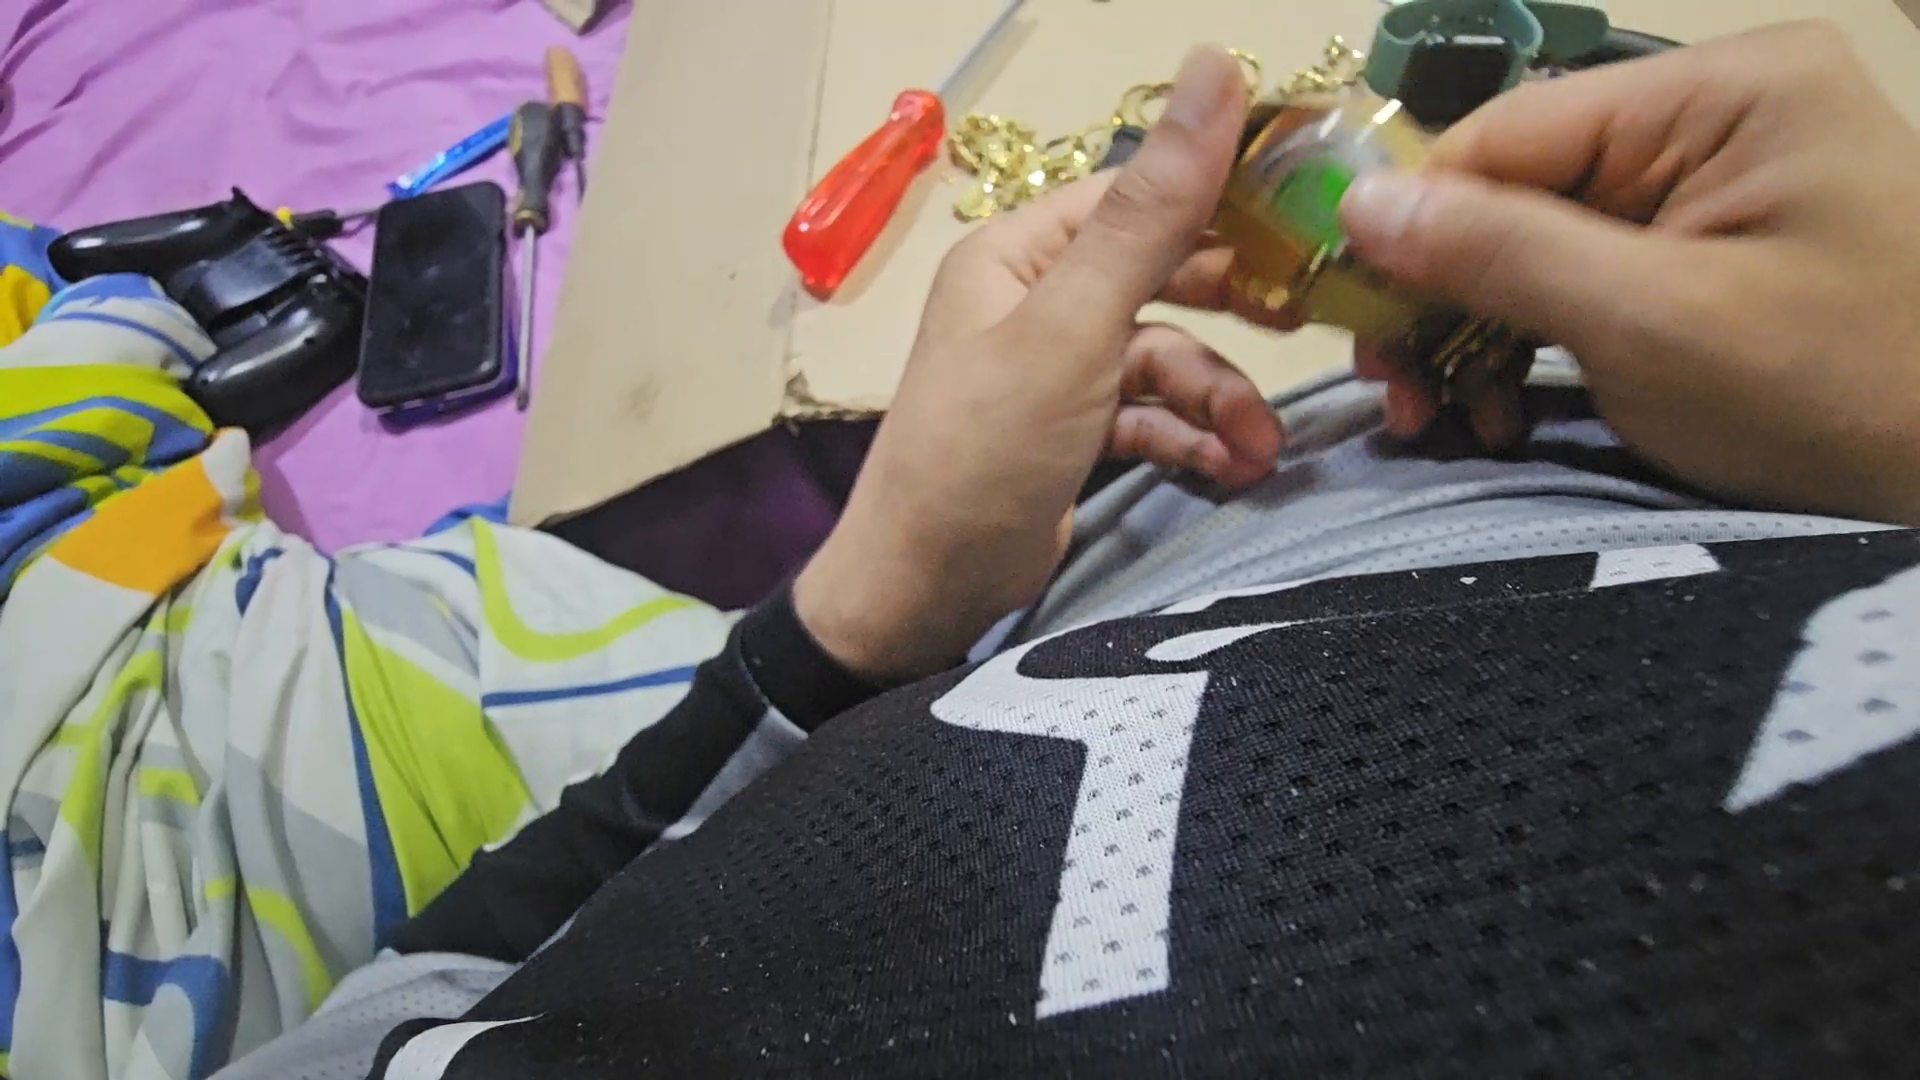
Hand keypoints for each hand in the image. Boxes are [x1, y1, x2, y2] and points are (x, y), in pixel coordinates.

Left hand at [794, 46, 1283, 682]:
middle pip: (1157, 280)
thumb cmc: (987, 445)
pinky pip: (1145, 418)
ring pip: (1160, 362)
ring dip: (1214, 401)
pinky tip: (1228, 466)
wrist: (929, 582)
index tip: (1310, 214)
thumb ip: (1149, 215)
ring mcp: (1056, 374)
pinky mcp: (1072, 435)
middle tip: (1304, 320)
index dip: (1221, 199)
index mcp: (1019, 257)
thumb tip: (1216, 64)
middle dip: (1229, 312)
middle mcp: (1035, 305)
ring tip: (1258, 449)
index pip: (1135, 197)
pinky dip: (1186, 438)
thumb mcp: (1071, 326)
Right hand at [1337, 20, 1919, 523]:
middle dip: (1427, 304)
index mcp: (1706, 98)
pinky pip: (1533, 300)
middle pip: (1489, 205)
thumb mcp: (1644, 318)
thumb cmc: (1828, 389)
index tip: (1352, 319)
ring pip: (1497, 261)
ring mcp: (1667, 204)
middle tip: (1391, 388)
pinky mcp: (1652, 269)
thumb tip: (1357, 203)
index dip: (1407, 226)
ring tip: (1432, 417)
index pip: (1496, 140)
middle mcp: (1681, 132)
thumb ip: (1496, 250)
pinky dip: (1492, 363)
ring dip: (1449, 345)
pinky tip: (1488, 415)